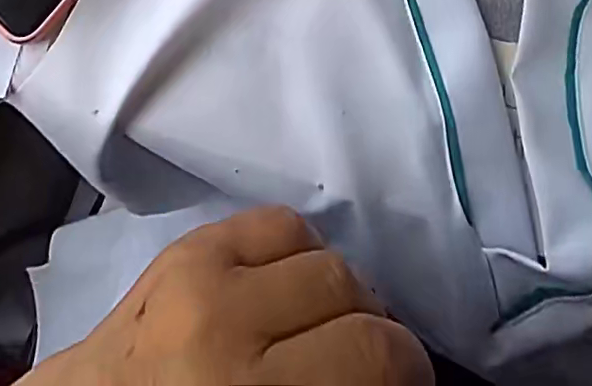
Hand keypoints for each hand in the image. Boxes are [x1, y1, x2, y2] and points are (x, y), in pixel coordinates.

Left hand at [20, 205, 432, 385]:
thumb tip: (389, 367)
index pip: (369, 350)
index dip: (407, 365)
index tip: (407, 379)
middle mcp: (226, 320)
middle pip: (342, 286)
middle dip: (371, 319)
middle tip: (369, 349)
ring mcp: (198, 269)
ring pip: (307, 240)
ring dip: (331, 277)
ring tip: (326, 310)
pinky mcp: (183, 243)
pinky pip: (263, 220)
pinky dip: (291, 246)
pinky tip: (287, 279)